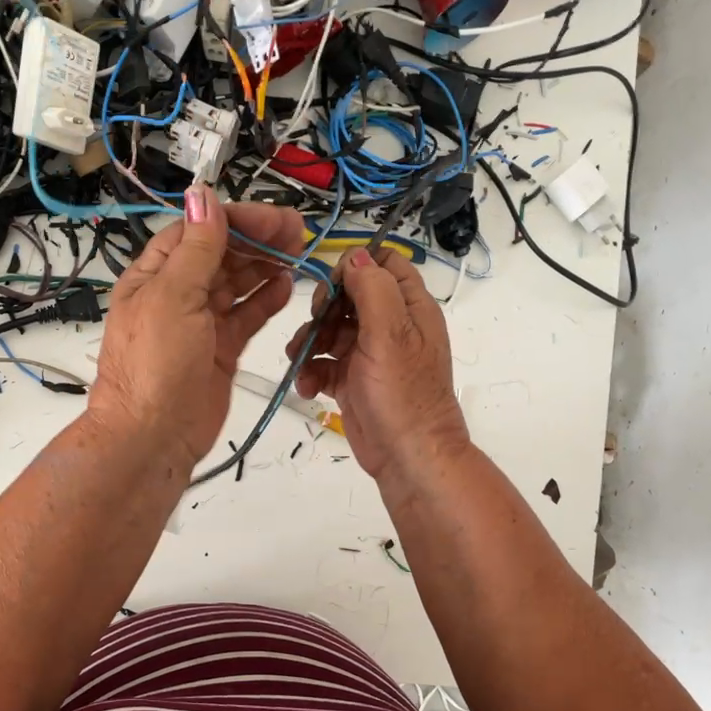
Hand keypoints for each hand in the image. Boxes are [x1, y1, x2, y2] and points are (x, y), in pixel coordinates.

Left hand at [90, 185, 303, 466]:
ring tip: (298, 255)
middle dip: (256, 240)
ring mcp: (200, 324)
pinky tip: (285, 288)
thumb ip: (196, 249)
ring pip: (237, 283)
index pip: (197, 231)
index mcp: (155, 276)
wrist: (152, 437)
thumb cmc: (154, 367)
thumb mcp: (172, 298)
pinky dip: (265, 301)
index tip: (271, 218)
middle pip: (221, 254)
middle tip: (297, 233)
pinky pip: (246, 317)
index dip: (234, 219)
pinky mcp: (221, 350)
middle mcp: (177, 295)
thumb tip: (202, 195)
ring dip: (265, 266)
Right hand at [286, 247, 469, 482]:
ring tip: (301, 361)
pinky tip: (307, 387)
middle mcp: (390, 326)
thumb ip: (372, 288)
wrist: (407, 456)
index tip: (334, 287)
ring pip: (330, 330)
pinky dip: (310, 372)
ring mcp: (369, 355)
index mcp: (409, 307)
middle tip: (318, 326)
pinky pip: (323, 364)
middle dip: (324, 308)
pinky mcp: (351, 382)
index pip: (383, 263)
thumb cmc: (402, 393)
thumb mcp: (390, 333)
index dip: (355, 267)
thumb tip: (355, 255)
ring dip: (309, 342)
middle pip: (348, 296)